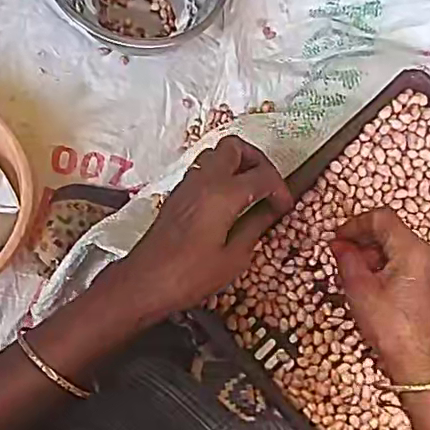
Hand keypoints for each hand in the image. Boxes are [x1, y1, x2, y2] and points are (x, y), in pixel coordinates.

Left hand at [101, 136, 292, 323]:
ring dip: (237, 165)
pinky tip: (228, 203)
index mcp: (223, 194)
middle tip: (268, 186)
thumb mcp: (233, 258)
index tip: (285, 207)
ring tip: (250, 192)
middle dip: (258, 161)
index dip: (280, 190)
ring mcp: (187, 185)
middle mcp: (204, 181)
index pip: (262, 176)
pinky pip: (203, 172)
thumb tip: (270, 211)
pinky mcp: (176, 196)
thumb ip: (254, 227)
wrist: (144, 283)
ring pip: (216, 155)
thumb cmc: (190, 276)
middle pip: (235, 147)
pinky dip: (220, 177)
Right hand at [328, 207, 429, 383]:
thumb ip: (347, 260)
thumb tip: (339, 245)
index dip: (355, 224)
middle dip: (363, 241)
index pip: (381, 218)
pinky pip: (406, 264)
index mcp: (413, 250)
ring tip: (354, 277)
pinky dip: (386, 267)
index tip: (339, 237)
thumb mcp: (360, 291)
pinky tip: (371, 288)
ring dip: (373, 256)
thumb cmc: (397, 333)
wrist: (423, 365)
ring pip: (398, 248)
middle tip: (342, 256)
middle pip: (391, 231)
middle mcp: (428, 255)